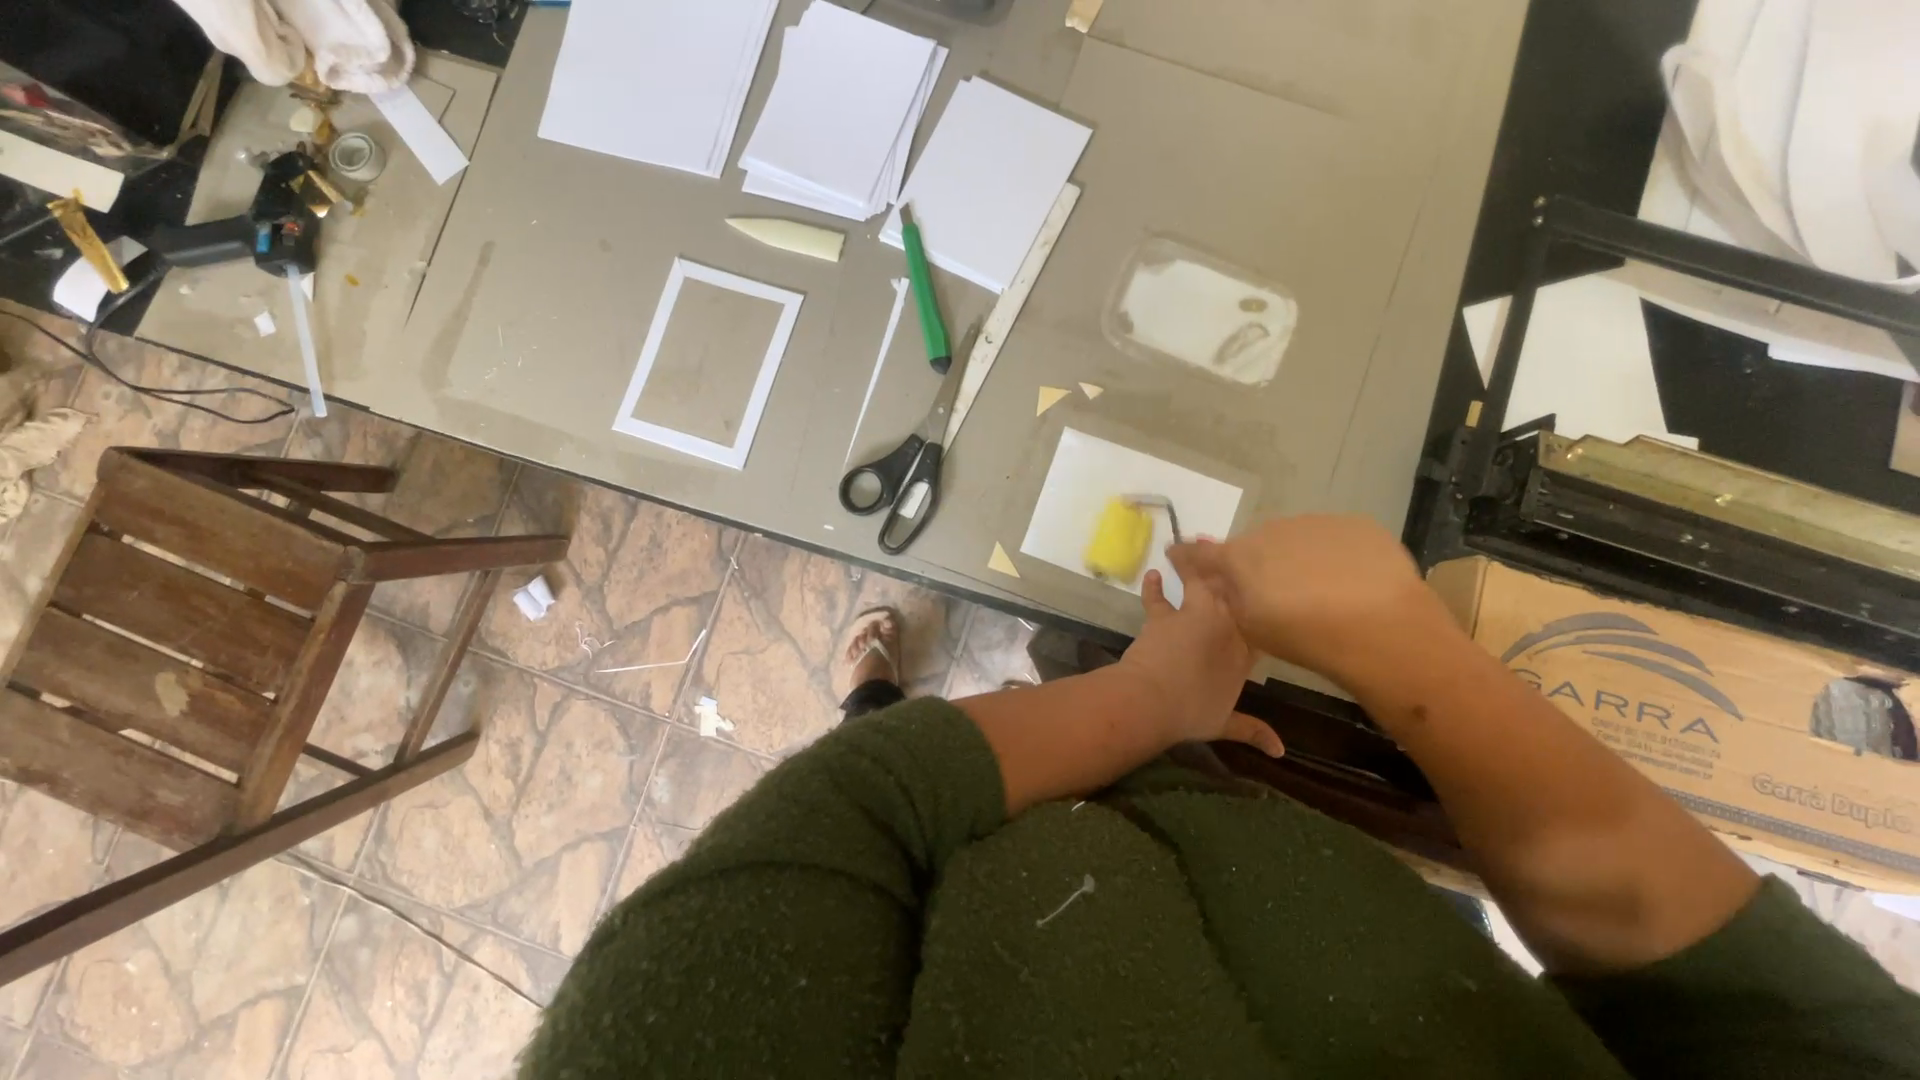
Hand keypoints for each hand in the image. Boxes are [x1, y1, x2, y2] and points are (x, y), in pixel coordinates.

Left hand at [1116, 569, 1282, 756]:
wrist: (1152, 700)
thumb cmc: (1191, 713)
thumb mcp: (1224, 725)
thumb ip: (1252, 731)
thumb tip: (1281, 752)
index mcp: (1244, 654)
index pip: (1259, 624)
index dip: (1260, 607)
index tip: (1263, 593)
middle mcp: (1224, 628)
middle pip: (1235, 594)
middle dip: (1236, 575)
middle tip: (1236, 556)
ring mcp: (1194, 617)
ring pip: (1202, 583)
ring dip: (1198, 565)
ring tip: (1194, 545)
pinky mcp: (1164, 615)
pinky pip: (1159, 595)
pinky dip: (1154, 585)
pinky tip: (1153, 573)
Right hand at [1166, 516, 1461, 689]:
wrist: (1383, 630)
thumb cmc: (1304, 637)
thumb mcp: (1251, 628)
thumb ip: (1229, 600)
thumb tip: (1221, 584)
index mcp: (1240, 558)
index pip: (1200, 552)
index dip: (1186, 555)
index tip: (1176, 554)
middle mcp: (1271, 531)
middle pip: (1251, 545)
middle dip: (1252, 563)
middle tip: (1269, 592)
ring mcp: (1316, 524)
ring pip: (1292, 539)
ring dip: (1293, 557)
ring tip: (1313, 589)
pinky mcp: (1356, 525)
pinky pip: (1332, 538)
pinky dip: (1331, 555)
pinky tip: (1346, 581)